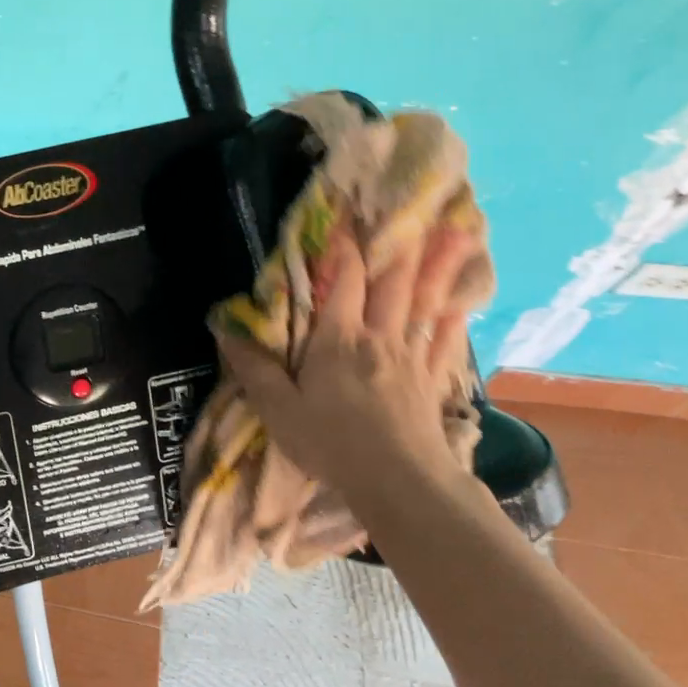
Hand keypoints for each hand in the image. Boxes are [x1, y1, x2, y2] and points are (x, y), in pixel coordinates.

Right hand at [213, 225, 477, 504]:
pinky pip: (445, 339)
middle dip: (395, 245)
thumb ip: (256, 369)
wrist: (396, 477)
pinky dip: (453, 315)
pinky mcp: (432, 379)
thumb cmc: (328, 442)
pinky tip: (460, 301)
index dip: (341, 250)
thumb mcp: (278, 409)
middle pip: (390, 283)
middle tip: (407, 209)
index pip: (342, 284)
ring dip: (436, 266)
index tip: (343, 218)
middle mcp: (379, 338)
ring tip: (454, 232)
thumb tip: (227, 331)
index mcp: (337, 342)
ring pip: (423, 302)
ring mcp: (411, 357)